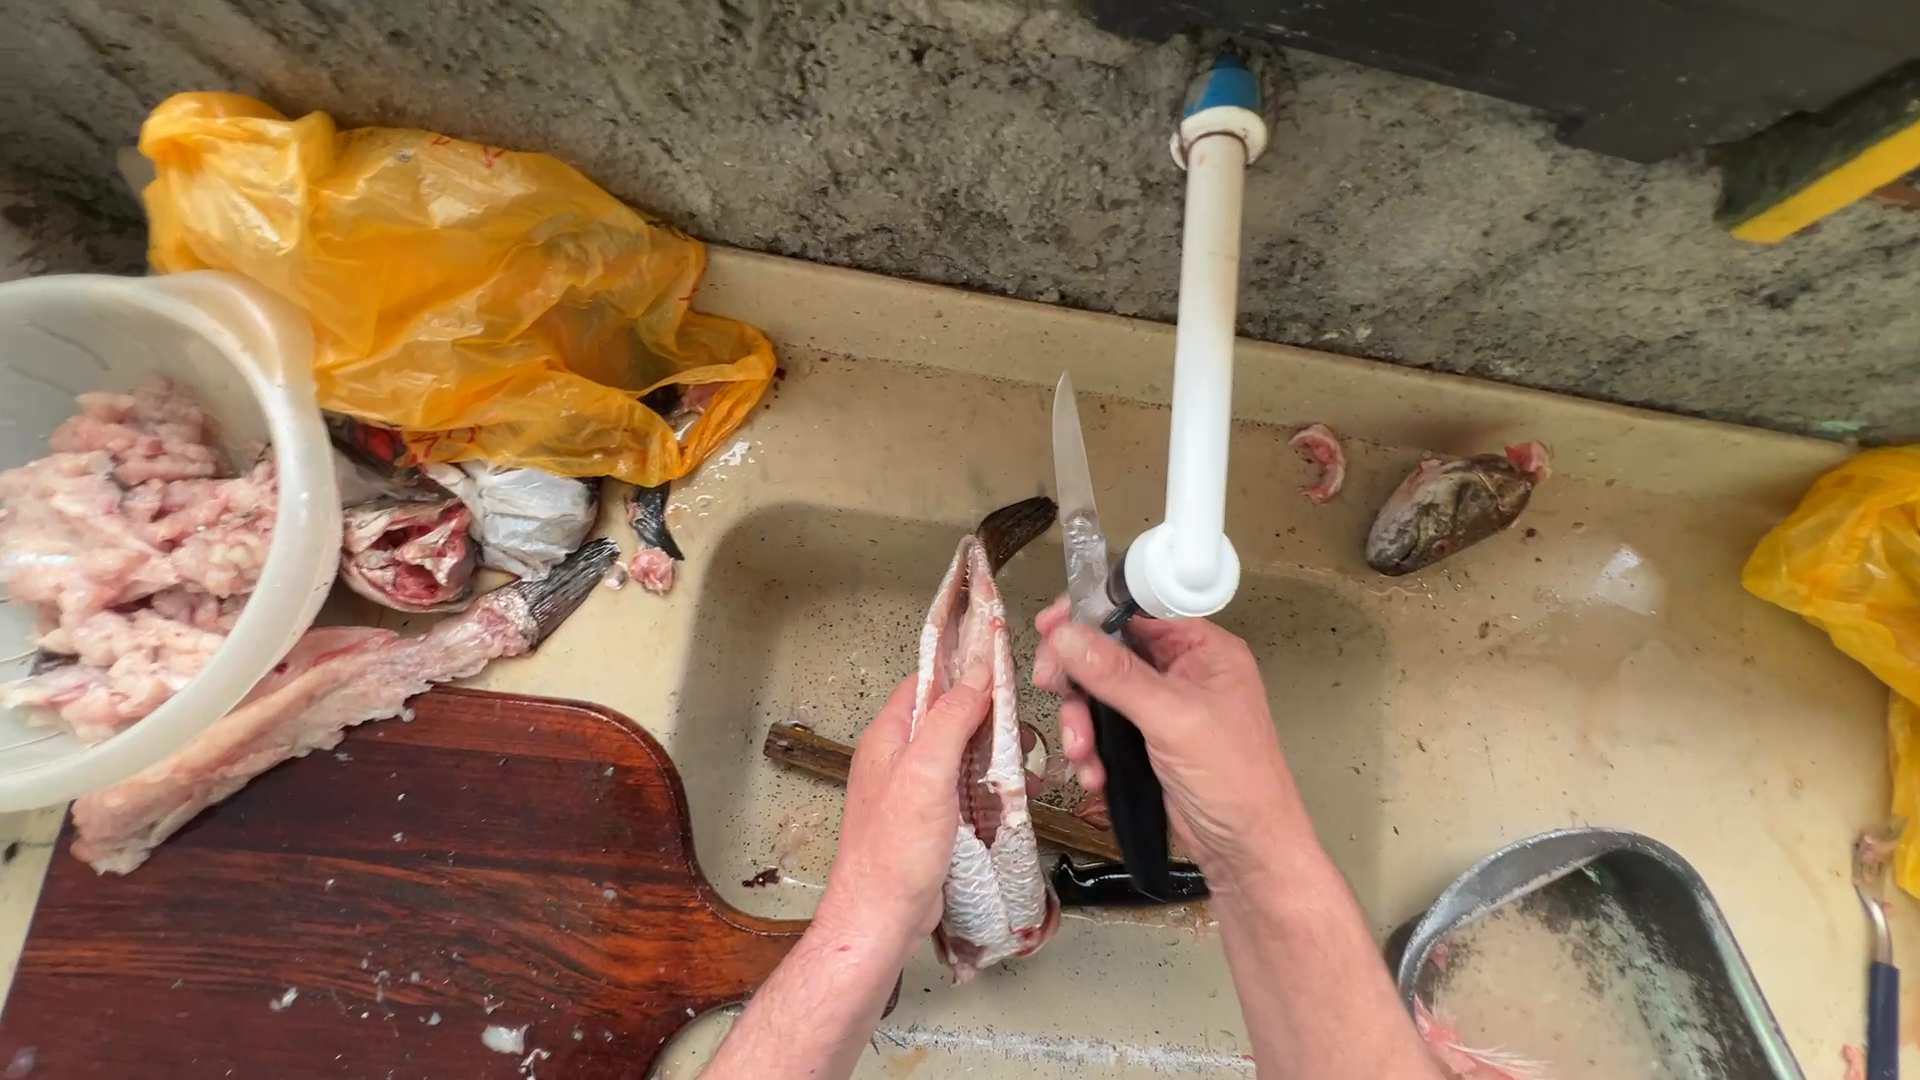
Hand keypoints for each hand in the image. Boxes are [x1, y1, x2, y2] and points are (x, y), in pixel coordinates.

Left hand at [814, 665, 990, 960]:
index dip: (961, 670)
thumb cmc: (892, 853)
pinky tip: (1012, 796)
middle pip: (948, 715)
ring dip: (993, 754)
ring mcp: (915, 788)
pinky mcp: (931, 817)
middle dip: (987, 717)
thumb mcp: (926, 771)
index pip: (926, 681)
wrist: (881, 922)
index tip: (998, 666)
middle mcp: (899, 757)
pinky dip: (989, 786)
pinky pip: (964, 787)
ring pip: (961, 752)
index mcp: (889, 735)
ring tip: (1022, 765)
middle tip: (1019, 727)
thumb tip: (976, 672)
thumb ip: (950, 717)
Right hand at [1032, 597, 1308, 888]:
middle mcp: (1180, 669)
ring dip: (1080, 720)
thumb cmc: (1234, 780)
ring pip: (1097, 691)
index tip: (1050, 627)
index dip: (1089, 613)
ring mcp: (1160, 705)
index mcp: (1201, 648)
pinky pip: (1101, 727)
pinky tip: (1095, 772)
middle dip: (1077, 677)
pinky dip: (1090, 748)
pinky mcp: (1144, 738)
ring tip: (1083, 751)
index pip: (1136, 609)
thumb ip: (1116, 675)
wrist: (1245, 853)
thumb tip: (1066, 635)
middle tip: (1050, 686)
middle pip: (1107, 650)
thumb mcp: (1172, 719)